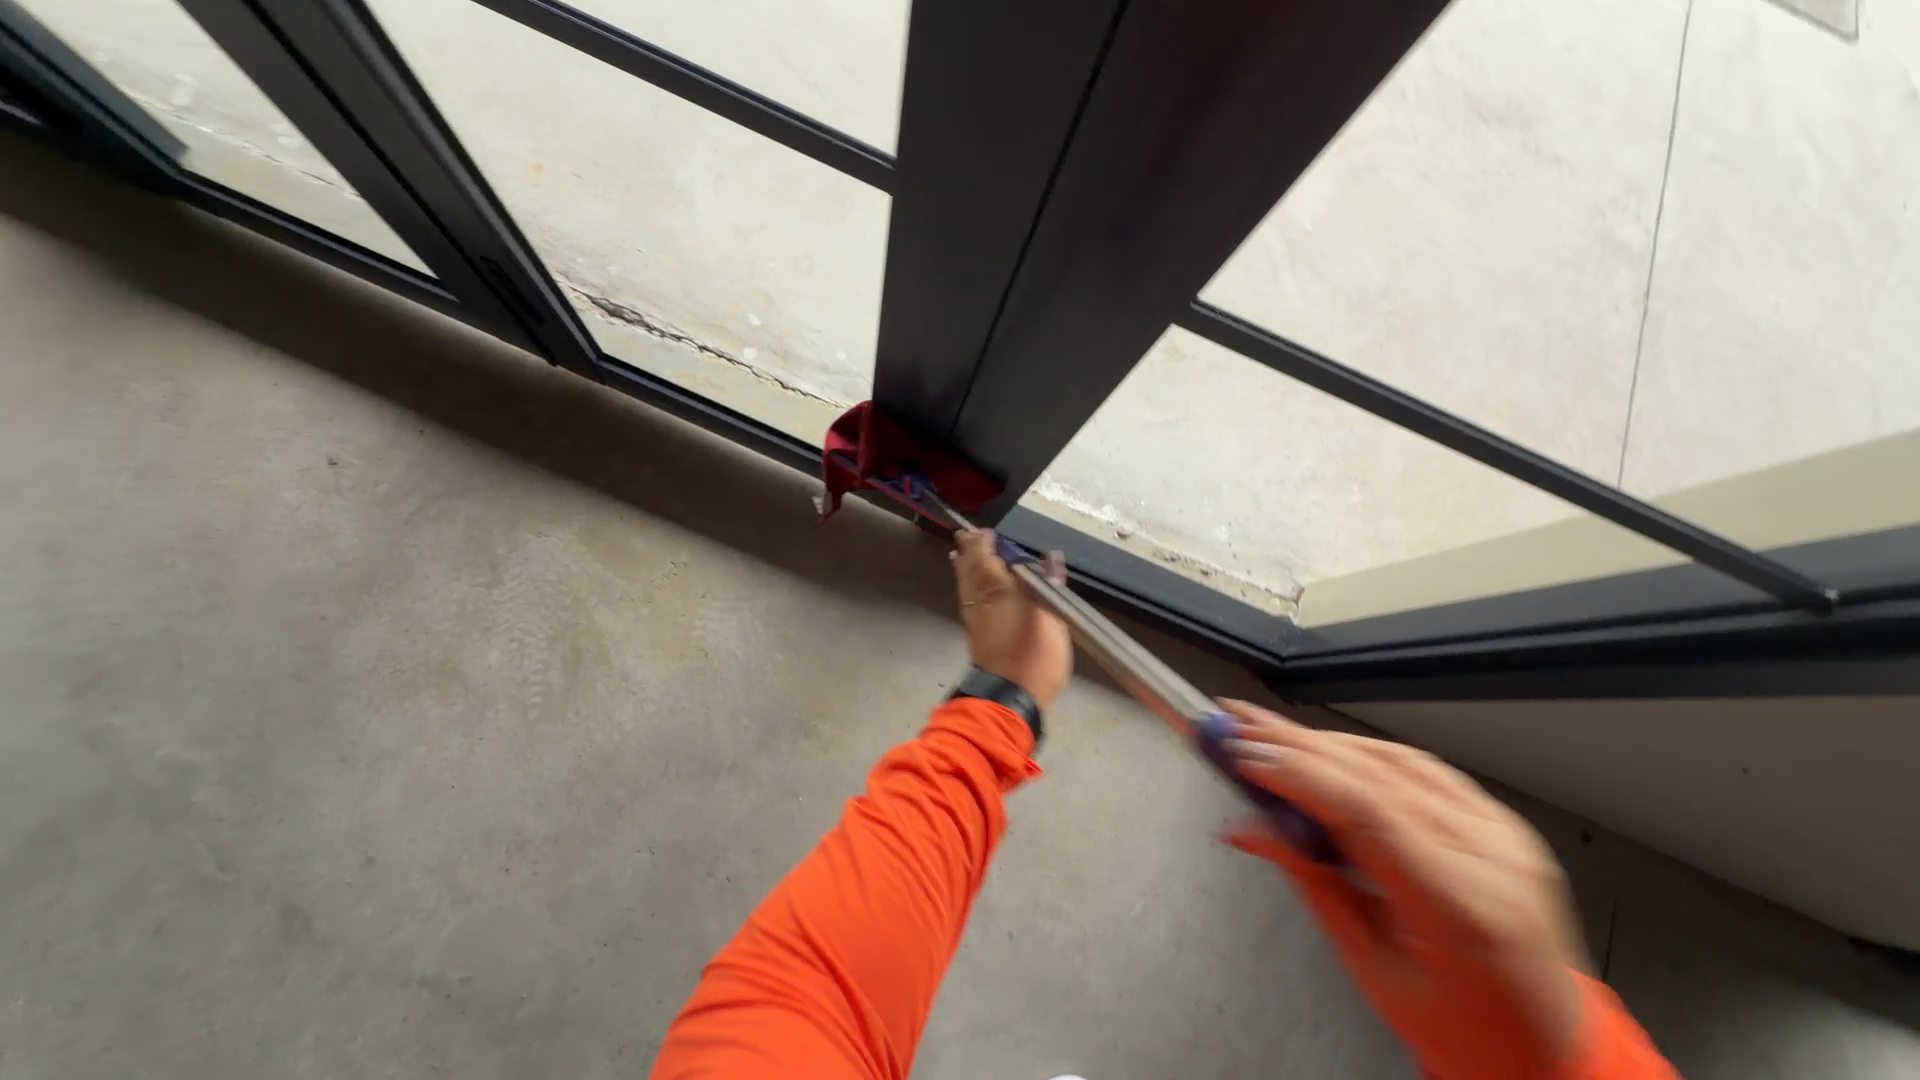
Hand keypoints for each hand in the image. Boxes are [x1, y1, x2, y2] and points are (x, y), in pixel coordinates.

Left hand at [950, 529, 1071, 709]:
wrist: (1008, 696)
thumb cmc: (1034, 655)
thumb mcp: (1053, 619)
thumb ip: (1051, 586)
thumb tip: (1052, 559)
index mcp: (996, 587)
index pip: (984, 554)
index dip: (984, 541)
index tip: (987, 531)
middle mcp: (979, 597)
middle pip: (968, 566)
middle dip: (968, 550)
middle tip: (966, 535)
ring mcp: (973, 615)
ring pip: (964, 583)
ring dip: (964, 566)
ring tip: (962, 554)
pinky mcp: (973, 632)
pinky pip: (967, 597)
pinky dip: (966, 584)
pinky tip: (972, 585)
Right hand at [1217, 701, 1586, 1079]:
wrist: (1547, 1049)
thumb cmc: (1457, 1028)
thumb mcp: (1369, 965)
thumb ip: (1312, 882)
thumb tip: (1248, 828)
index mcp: (1460, 904)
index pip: (1365, 810)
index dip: (1296, 774)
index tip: (1242, 757)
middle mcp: (1491, 855)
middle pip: (1376, 774)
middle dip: (1296, 744)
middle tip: (1237, 723)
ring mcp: (1503, 833)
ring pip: (1398, 761)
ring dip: (1325, 742)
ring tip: (1268, 730)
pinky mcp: (1501, 824)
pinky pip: (1425, 770)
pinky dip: (1365, 754)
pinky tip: (1326, 747)